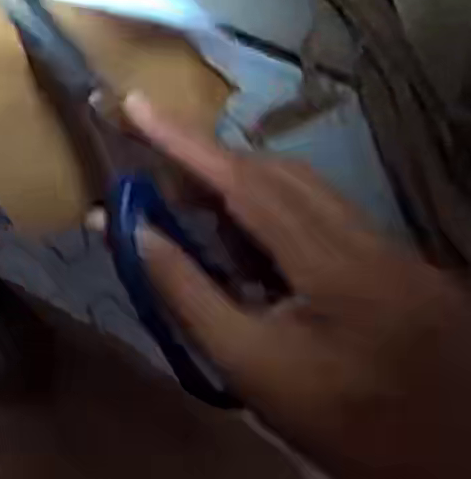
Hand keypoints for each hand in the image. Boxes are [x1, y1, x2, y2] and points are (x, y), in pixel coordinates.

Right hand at [120, 93, 470, 478]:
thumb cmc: (342, 421)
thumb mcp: (244, 360)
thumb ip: (176, 283)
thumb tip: (112, 220)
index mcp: (344, 273)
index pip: (249, 184)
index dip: (184, 140)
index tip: (133, 102)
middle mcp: (383, 253)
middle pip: (281, 175)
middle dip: (207, 157)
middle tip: (146, 161)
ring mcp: (406, 264)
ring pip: (307, 191)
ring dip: (238, 181)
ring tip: (185, 202)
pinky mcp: (411, 276)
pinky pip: (326, 216)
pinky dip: (269, 208)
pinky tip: (243, 240)